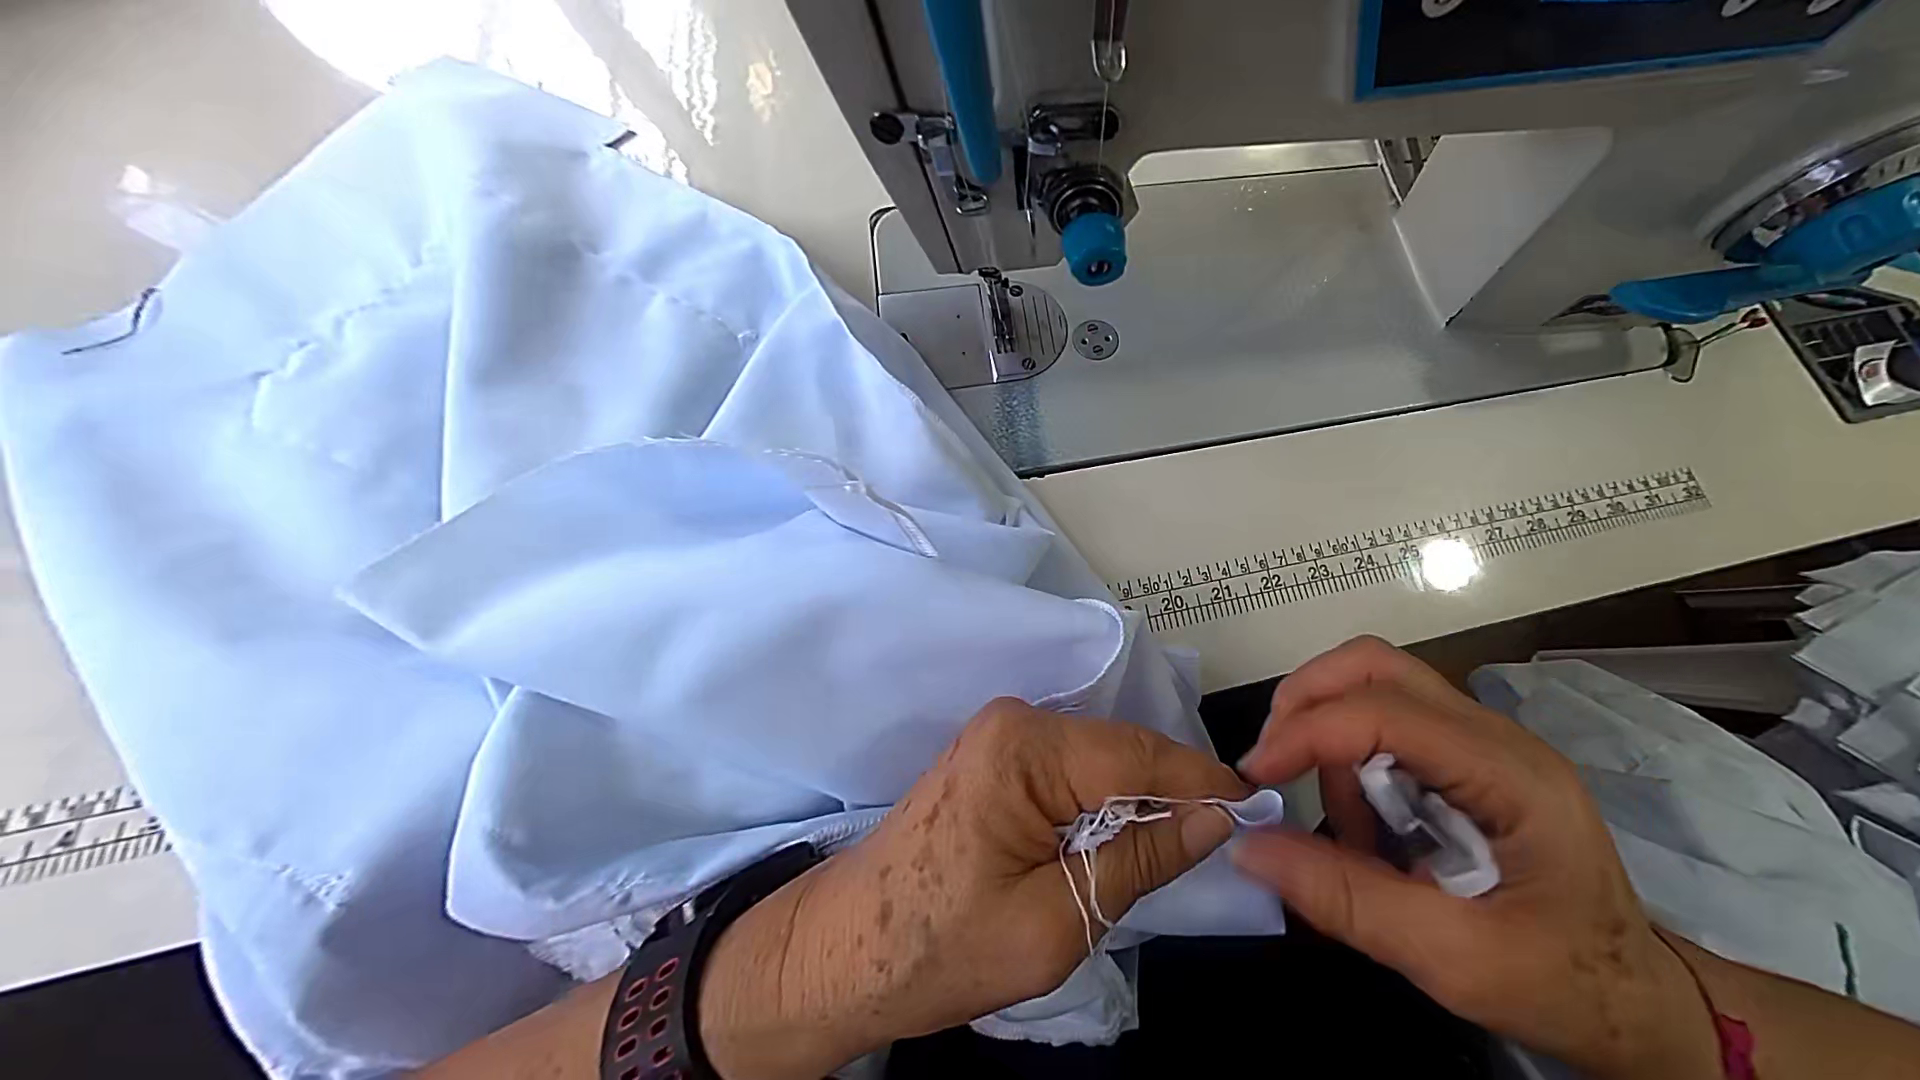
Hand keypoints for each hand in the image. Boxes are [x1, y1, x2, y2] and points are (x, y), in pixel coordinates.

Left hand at [699, 698, 1247, 1079]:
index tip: (1261, 808)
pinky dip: (1103, 798)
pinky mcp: (992, 757)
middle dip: (1173, 792)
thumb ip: (1139, 858)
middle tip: (1231, 835)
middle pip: (1120, 750)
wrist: (847, 948)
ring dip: (1138, 797)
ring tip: (1185, 841)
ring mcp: (998, 736)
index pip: (1139, 754)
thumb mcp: (1058, 918)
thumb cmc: (943, 945)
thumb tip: (1214, 819)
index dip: (1203, 784)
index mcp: (1024, 749)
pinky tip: (1125, 831)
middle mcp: (1013, 722)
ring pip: (1097, 758)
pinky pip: (1068, 767)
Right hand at [1233, 637, 1721, 1079]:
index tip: (1258, 777)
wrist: (1639, 1003)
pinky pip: (1380, 719)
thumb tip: (1246, 845)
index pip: (1384, 712)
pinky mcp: (1461, 755)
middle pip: (1375, 666)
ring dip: (1323, 727)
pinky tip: (1359, 817)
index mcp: (1510, 777)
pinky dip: (1344, 753)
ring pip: (1372, 682)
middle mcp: (1494, 738)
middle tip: (1272, 759)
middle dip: (1306, 700)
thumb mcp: (1453, 960)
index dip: (1306, 732)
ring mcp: (1479, 741)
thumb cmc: (1562, 984)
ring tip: (1330, 812)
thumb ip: (1346, 899)